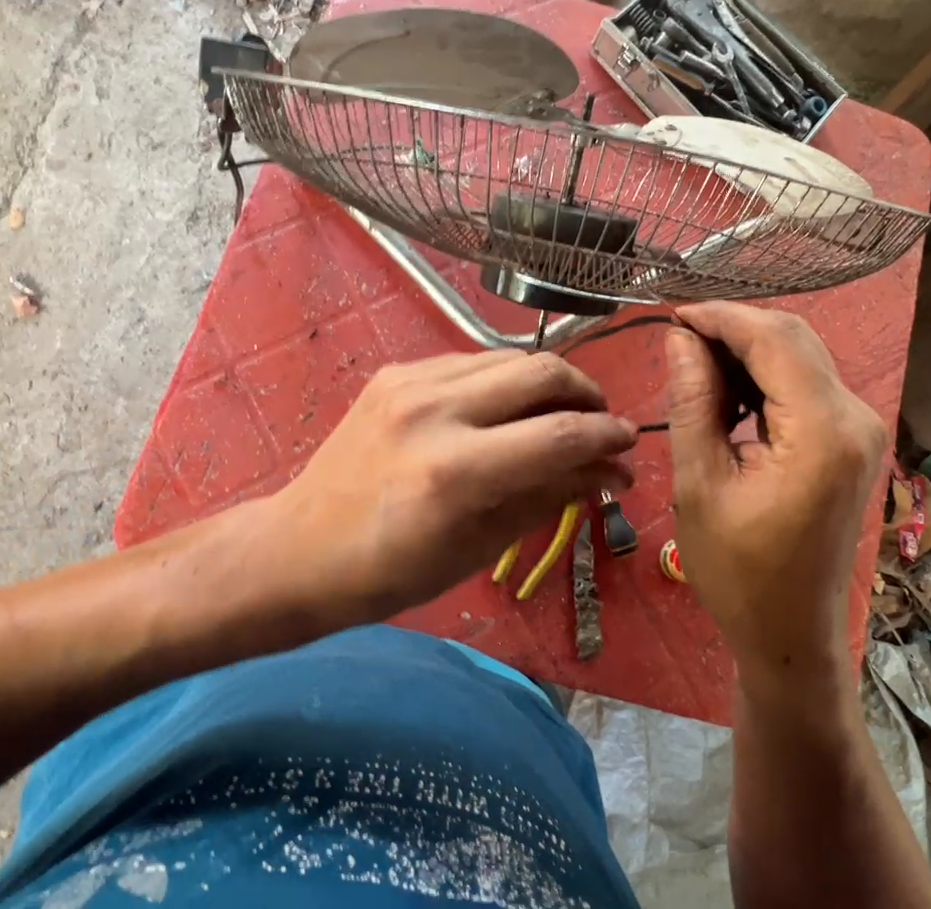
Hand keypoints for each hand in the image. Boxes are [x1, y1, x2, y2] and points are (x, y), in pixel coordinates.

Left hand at [267, 351, 638, 626]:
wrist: (299, 549)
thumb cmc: (390, 572)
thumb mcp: (479, 547)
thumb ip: (549, 498)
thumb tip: (609, 473)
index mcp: (454, 470)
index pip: (559, 434)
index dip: (607, 437)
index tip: (630, 448)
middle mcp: (434, 410)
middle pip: (541, 372)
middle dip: (588, 394)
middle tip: (601, 424)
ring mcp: (409, 383)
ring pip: (509, 357)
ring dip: (548, 383)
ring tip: (561, 416)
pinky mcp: (394, 373)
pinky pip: (471, 362)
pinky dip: (503, 382)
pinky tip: (506, 412)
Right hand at [665, 303, 886, 676]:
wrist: (791, 634)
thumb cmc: (737, 571)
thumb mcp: (700, 484)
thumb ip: (692, 401)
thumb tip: (680, 337)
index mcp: (822, 430)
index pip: (773, 338)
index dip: (720, 317)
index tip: (671, 316)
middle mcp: (857, 417)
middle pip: (793, 339)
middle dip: (733, 330)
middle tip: (676, 344)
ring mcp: (863, 428)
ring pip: (801, 356)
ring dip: (749, 352)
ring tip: (695, 369)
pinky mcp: (854, 439)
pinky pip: (808, 384)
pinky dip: (767, 377)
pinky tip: (730, 394)